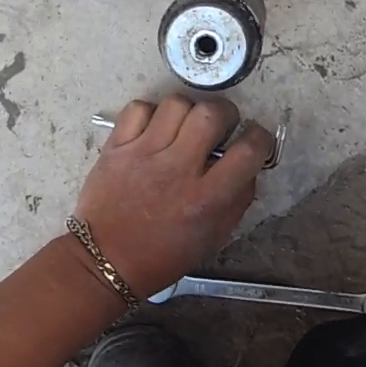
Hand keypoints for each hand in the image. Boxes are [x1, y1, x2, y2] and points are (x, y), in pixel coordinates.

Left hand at [71, 95, 274, 299]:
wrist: (104, 261)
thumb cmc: (163, 255)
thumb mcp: (214, 237)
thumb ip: (238, 199)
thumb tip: (249, 166)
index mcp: (206, 199)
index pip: (248, 151)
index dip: (260, 138)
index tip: (255, 140)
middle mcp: (177, 170)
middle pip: (211, 114)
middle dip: (225, 113)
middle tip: (220, 126)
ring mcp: (144, 154)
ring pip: (176, 104)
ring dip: (189, 110)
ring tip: (185, 127)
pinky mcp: (116, 147)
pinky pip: (139, 108)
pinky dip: (151, 113)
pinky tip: (154, 130)